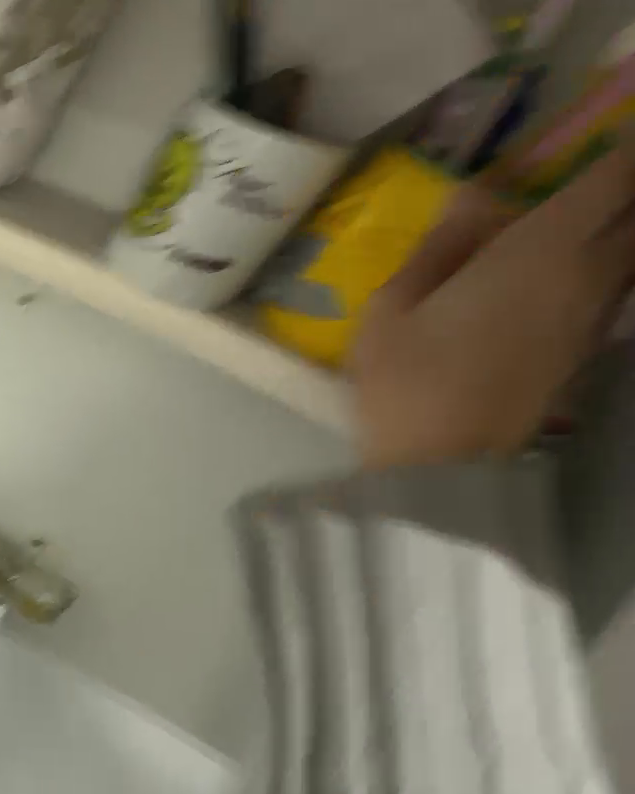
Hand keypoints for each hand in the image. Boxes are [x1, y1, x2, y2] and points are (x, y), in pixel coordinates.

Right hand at [352, 141, 634, 467]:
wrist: (446, 459)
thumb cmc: (405, 380)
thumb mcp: (391, 311)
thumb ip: (437, 248)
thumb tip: (474, 195)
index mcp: (540, 249)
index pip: (616, 175)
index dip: (625, 147)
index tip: (618, 128)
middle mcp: (591, 267)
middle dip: (625, 184)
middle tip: (601, 172)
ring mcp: (598, 306)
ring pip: (633, 243)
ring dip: (618, 222)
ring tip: (583, 216)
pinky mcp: (590, 339)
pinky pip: (618, 276)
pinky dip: (610, 254)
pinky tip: (571, 263)